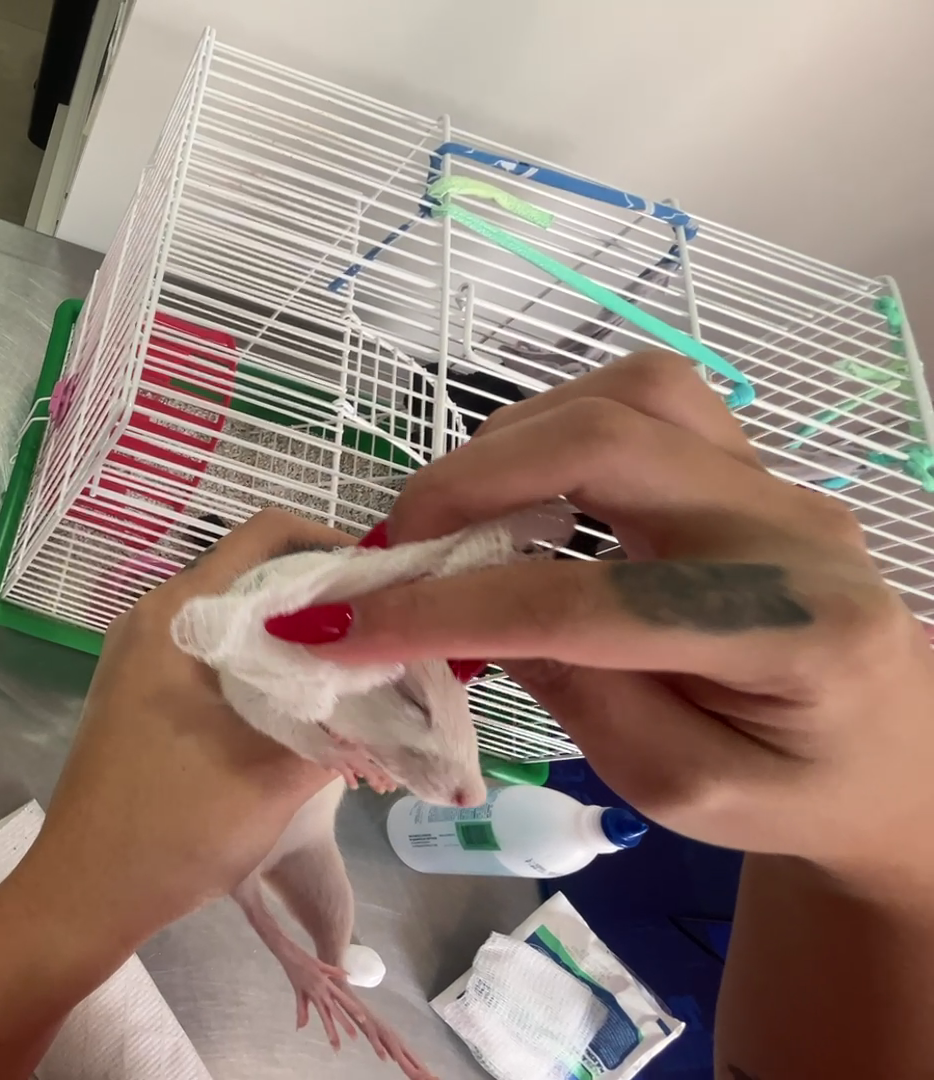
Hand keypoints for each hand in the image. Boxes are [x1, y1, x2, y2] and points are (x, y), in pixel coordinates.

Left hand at [6, 510, 350, 949]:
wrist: (86, 887)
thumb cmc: (174, 824)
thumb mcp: (274, 768)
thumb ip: (343, 712)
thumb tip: (398, 669)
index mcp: (175, 613)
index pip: (264, 536)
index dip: (333, 543)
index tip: (390, 580)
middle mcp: (152, 618)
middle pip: (251, 574)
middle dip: (322, 595)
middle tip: (390, 631)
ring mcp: (141, 654)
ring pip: (233, 618)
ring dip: (293, 635)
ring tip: (361, 668)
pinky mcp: (141, 690)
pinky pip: (213, 652)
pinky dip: (262, 662)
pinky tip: (306, 699)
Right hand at [303, 351, 933, 879]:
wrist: (887, 756)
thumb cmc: (782, 787)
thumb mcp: (672, 785)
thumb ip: (570, 692)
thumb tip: (461, 614)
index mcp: (790, 635)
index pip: (571, 604)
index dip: (437, 611)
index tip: (336, 628)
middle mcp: (788, 529)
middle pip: (602, 440)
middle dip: (462, 485)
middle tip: (395, 545)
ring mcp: (766, 478)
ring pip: (619, 395)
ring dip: (501, 446)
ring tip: (449, 515)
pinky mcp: (734, 461)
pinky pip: (633, 396)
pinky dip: (539, 428)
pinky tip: (506, 486)